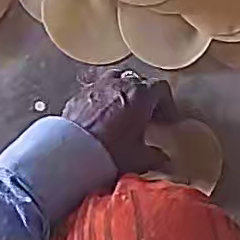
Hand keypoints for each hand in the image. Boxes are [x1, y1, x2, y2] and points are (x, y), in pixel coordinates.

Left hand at [63, 68, 177, 174]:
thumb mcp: (140, 158)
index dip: (167, 103)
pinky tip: (102, 117)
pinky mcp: (78, 95)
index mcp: (140, 95)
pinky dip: (103, 99)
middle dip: (146, 98)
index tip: (167, 119)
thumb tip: (163, 159)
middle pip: (139, 82)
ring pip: (117, 80)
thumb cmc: (109, 152)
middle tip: (148, 116)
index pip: (160, 88)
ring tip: (125, 110)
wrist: (71, 154)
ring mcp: (97, 87)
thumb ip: (156, 156)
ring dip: (124, 91)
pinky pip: (96, 90)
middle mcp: (119, 85)